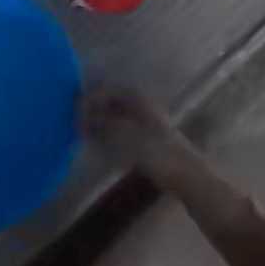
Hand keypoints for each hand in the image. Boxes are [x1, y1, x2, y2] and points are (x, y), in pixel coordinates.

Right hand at [80, 87, 197, 186]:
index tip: (76, 113)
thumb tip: (87, 119)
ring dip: (99, 123)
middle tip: (77, 125)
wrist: (187, 176)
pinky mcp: (146, 142)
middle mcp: (141, 109)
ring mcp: (145, 125)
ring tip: (84, 135)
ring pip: (116, 118)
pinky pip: (122, 133)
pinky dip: (108, 136)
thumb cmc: (158, 153)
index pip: (109, 90)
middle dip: (93, 110)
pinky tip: (100, 146)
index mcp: (139, 101)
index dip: (91, 98)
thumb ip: (106, 124)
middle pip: (112, 102)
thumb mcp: (127, 136)